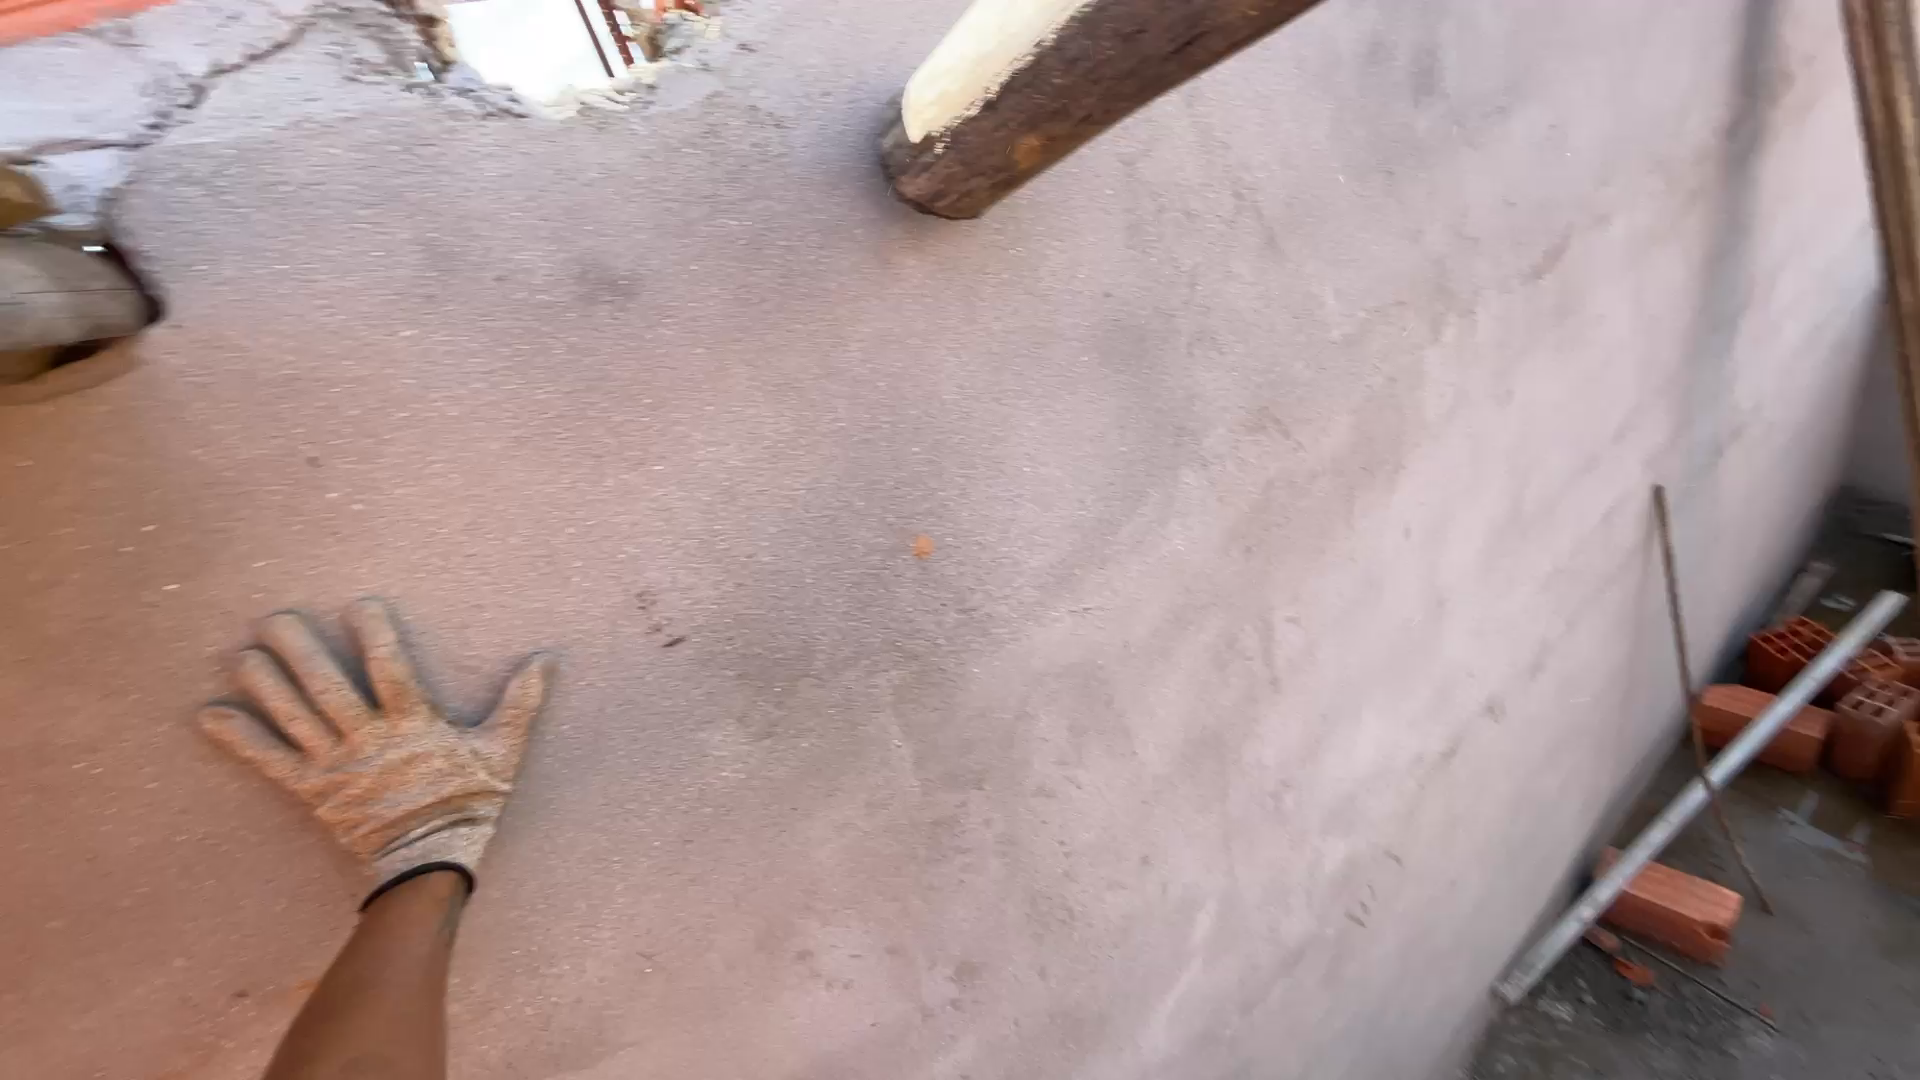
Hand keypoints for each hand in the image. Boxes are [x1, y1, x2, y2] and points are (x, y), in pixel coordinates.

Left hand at [200, 599, 554, 896]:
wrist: (432, 857)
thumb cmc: (471, 796)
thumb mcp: (506, 748)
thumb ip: (521, 702)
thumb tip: (546, 659)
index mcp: (415, 725)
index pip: (392, 672)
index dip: (375, 638)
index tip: (358, 606)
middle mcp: (369, 740)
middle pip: (328, 690)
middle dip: (301, 653)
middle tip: (274, 619)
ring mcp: (336, 765)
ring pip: (296, 719)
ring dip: (267, 686)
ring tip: (243, 654)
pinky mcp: (312, 790)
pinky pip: (270, 762)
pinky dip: (240, 740)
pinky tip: (211, 715)